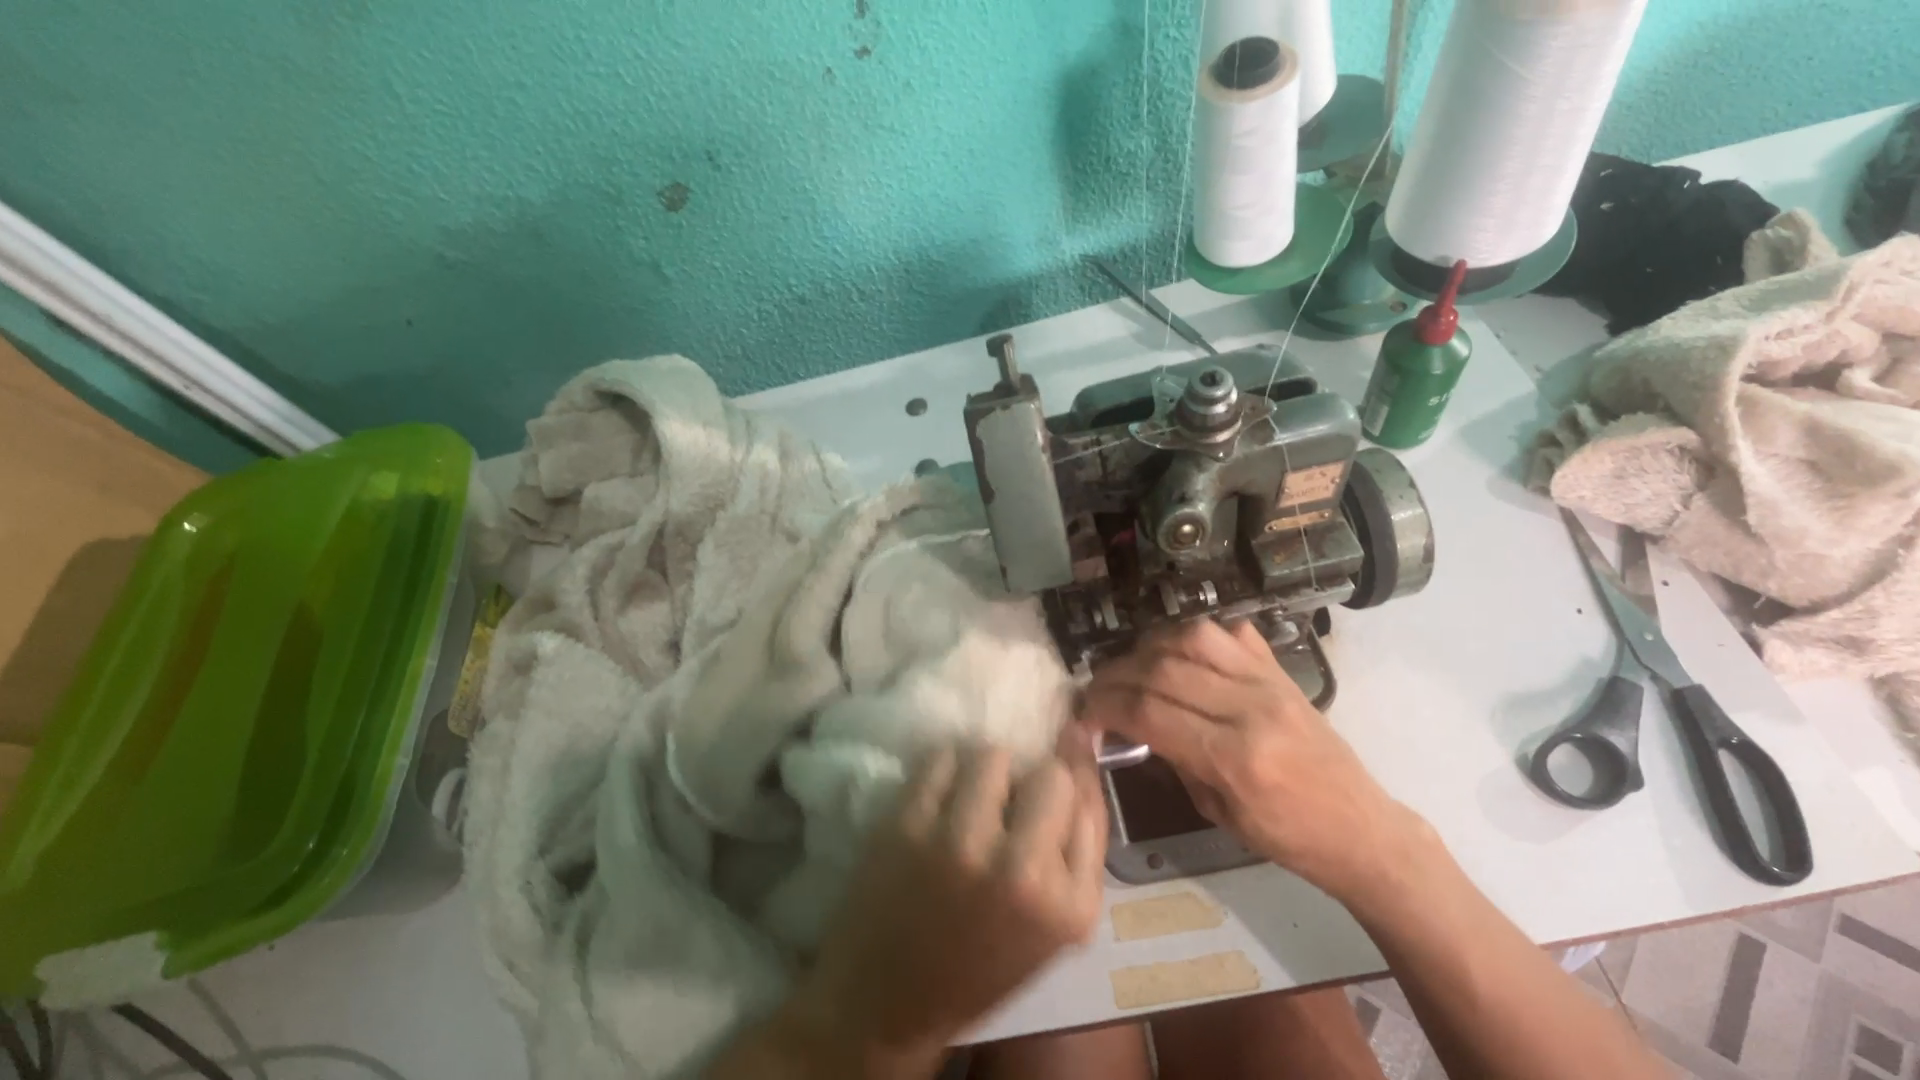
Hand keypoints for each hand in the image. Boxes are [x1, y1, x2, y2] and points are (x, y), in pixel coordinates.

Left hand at [786, 739, 1107, 1070]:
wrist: (888, 1001)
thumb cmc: (982, 964)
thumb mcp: (1056, 924)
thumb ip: (1081, 841)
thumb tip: (1080, 737)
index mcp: (1068, 905)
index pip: (1088, 801)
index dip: (1072, 779)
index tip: (1056, 768)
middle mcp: (1020, 872)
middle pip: (1048, 774)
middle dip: (1030, 784)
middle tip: (1007, 810)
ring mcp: (959, 845)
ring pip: (992, 756)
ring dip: (986, 773)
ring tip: (971, 804)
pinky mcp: (907, 828)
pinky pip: (941, 758)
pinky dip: (944, 771)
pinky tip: (939, 803)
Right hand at [1081, 619, 1430, 903]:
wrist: (1359, 828)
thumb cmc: (1287, 837)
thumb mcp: (1217, 813)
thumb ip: (1174, 761)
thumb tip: (1131, 725)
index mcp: (1234, 757)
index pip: (1150, 712)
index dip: (1105, 707)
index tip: (1083, 713)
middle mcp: (1250, 709)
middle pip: (1163, 669)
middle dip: (1116, 675)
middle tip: (1095, 688)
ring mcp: (1270, 683)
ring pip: (1194, 637)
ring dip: (1151, 646)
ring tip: (1133, 666)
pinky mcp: (1282, 672)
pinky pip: (1232, 634)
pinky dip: (1196, 636)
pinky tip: (1181, 654)